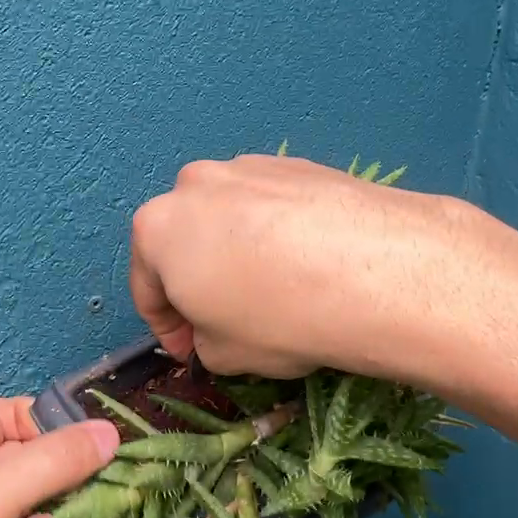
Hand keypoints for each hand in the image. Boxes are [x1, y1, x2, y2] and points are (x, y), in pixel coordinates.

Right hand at [129, 154, 496, 380]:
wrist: (370, 267)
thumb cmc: (277, 316)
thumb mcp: (224, 354)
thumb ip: (203, 340)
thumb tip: (215, 331)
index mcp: (157, 227)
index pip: (147, 287)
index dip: (166, 328)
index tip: (189, 351)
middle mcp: (193, 185)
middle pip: (185, 241)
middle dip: (200, 280)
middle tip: (229, 319)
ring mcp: (246, 166)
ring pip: (228, 217)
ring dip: (238, 250)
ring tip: (276, 288)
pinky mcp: (294, 162)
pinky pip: (271, 205)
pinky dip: (276, 232)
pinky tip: (308, 262)